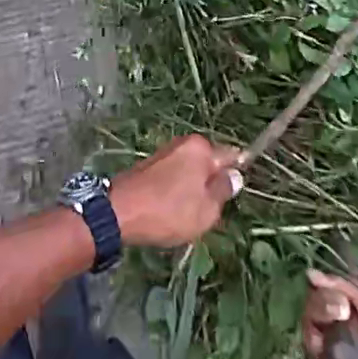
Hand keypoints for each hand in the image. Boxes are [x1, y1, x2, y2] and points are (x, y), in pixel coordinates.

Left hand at [108, 134, 242, 247]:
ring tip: (191, 214)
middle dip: (213, 182)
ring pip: (191, 170)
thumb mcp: (206, 210)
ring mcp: (165, 152)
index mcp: (200, 148)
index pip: (230, 155)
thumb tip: (235, 176)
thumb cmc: (169, 210)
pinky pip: (175, 174)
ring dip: (195, 188)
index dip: (237, 172)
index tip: (237, 191)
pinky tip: (174, 209)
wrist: (120, 211)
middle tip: (213, 210)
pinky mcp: (151, 164)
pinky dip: (178, 189)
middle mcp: (183, 143)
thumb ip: (223, 190)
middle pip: (209, 162)